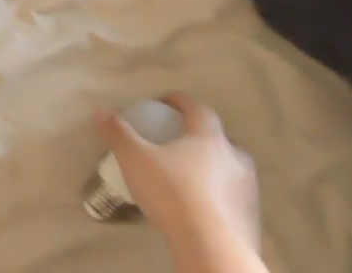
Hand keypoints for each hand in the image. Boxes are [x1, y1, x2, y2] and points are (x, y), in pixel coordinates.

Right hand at [97, 95, 260, 264]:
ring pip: (232, 169)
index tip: (162, 103)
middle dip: (202, 137)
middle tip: (179, 143)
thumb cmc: (173, 194)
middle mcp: (235, 159)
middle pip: (222, 139)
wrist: (213, 250)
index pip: (198, 108)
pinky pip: (234, 197)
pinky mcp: (251, 219)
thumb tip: (101, 111)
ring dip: (214, 167)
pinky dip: (219, 195)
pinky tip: (200, 206)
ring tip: (190, 176)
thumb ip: (118, 133)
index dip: (180, 101)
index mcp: (209, 138)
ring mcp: (248, 191)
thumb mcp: (134, 159)